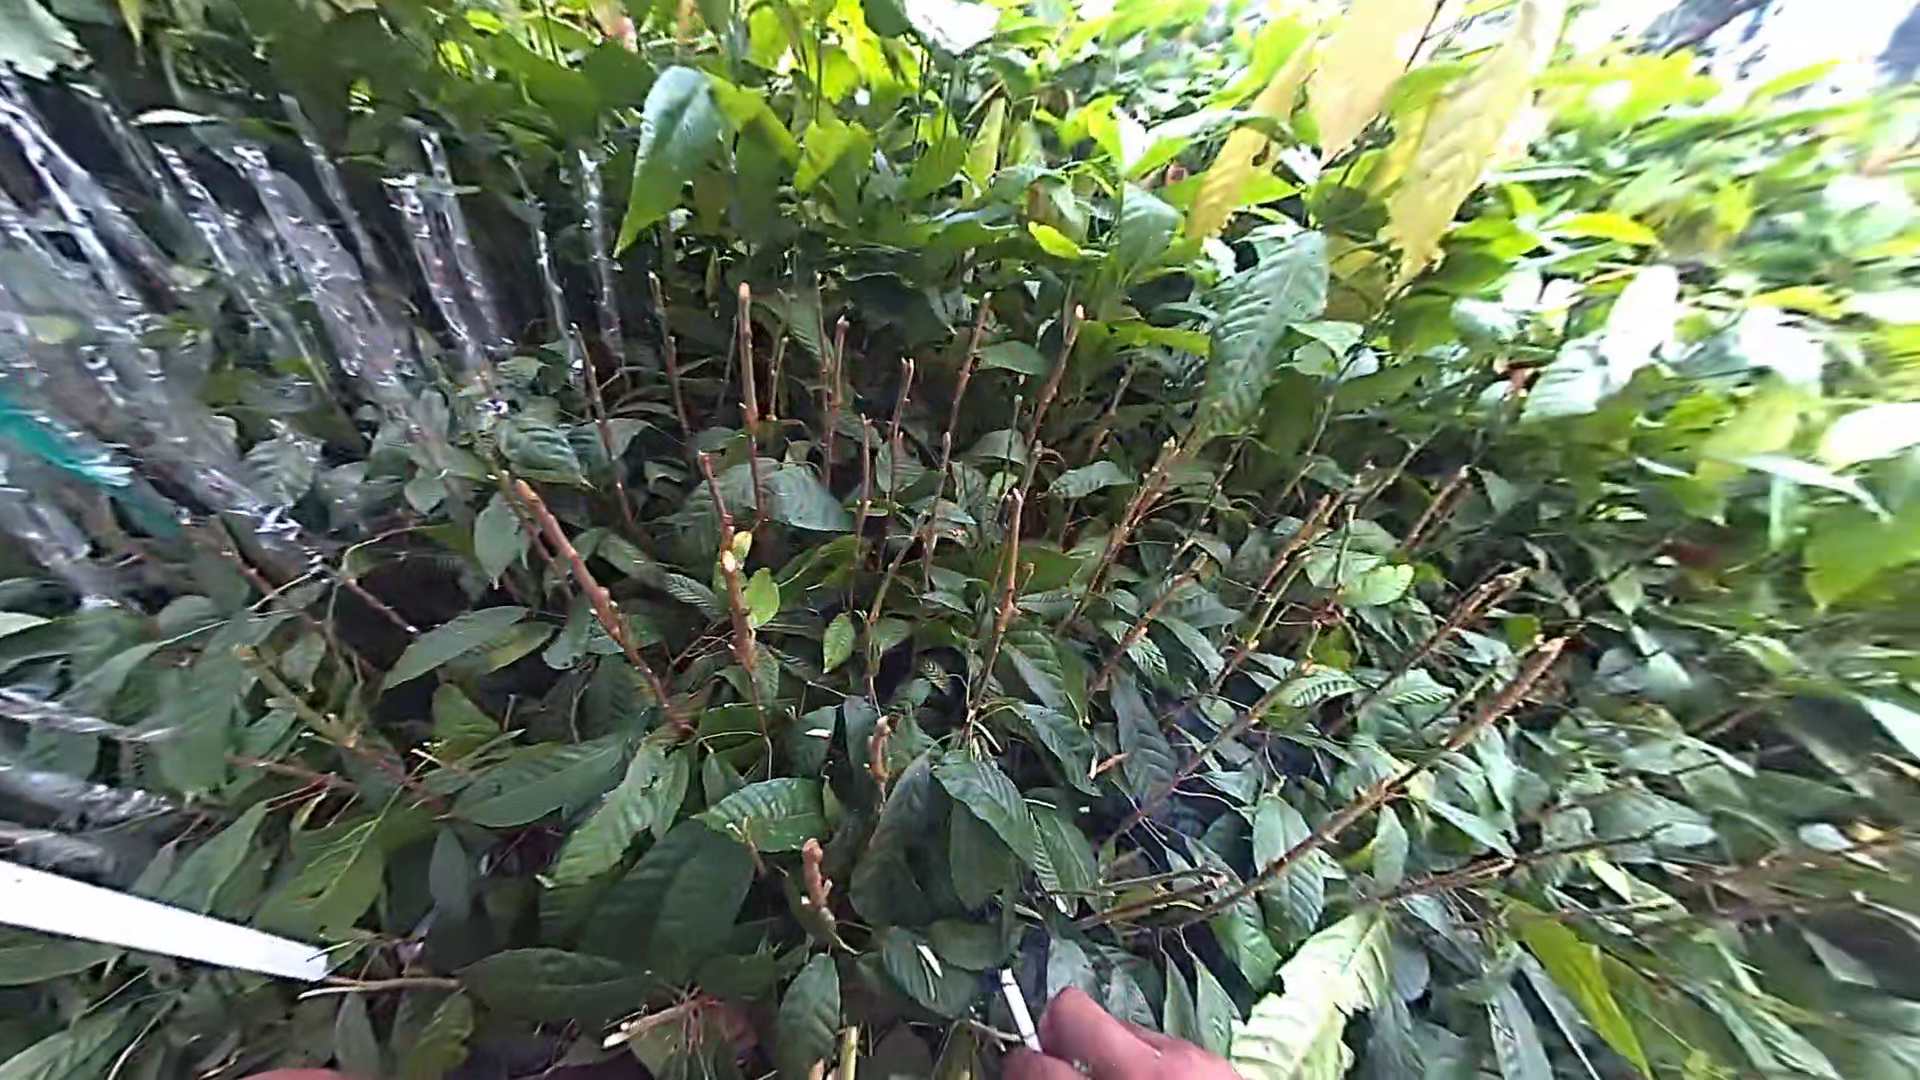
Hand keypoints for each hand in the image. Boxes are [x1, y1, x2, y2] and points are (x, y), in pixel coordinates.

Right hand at [1004, 988, 1240, 1079]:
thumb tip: (1036, 1075)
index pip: (1038, 1067)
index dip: (1017, 1068)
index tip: (1017, 1074)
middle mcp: (1149, 1071)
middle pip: (1070, 1009)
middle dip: (1051, 1035)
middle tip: (1053, 1068)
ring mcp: (1186, 1058)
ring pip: (1116, 1026)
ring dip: (1105, 1056)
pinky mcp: (1215, 1061)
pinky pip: (1159, 1045)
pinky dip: (1146, 1069)